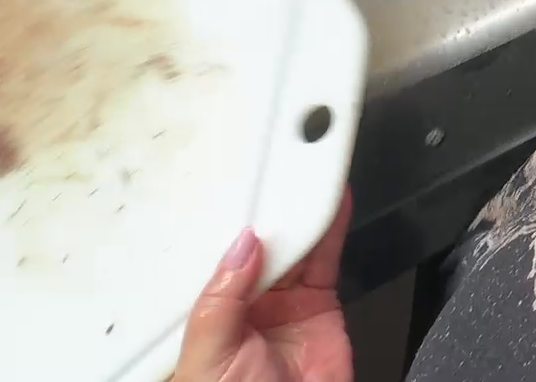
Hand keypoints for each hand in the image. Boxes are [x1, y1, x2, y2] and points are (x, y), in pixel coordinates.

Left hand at [175, 194, 353, 381]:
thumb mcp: (208, 364)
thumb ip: (221, 304)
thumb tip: (241, 245)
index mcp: (202, 321)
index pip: (211, 265)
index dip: (221, 231)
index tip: (231, 192)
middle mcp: (242, 308)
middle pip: (257, 249)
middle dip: (267, 214)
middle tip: (276, 172)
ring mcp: (283, 303)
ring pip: (293, 246)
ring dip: (303, 212)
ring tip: (309, 176)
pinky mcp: (320, 301)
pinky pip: (326, 256)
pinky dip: (332, 226)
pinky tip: (333, 202)